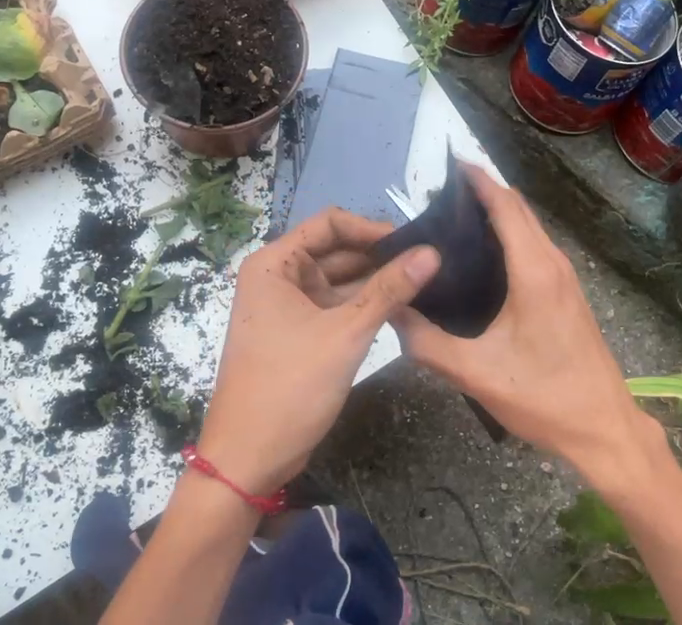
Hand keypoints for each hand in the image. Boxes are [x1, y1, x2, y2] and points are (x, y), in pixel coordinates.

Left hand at [196, 208, 439, 495]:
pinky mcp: (299, 333)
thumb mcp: (345, 334)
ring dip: (376, 282)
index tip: (414, 242)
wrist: (249, 459)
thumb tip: (433, 252)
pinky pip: (336, 306)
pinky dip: (364, 305)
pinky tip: (403, 306)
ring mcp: (287, 306)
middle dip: (379, 256)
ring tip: (426, 281)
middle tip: (430, 262)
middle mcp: (278, 277)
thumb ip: (390, 290)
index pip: (330, 224)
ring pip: (339, 280)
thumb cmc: (290, 387)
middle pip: (336, 250)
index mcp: (274, 265)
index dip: (372, 229)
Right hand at [391, 167, 654, 479]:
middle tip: (436, 198)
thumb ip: (427, 343)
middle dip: (482, 192)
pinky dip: (510, 235)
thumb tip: (391, 313)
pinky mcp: (567, 293)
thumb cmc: (544, 398)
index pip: (505, 206)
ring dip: (498, 213)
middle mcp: (553, 263)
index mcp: (534, 271)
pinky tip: (482, 258)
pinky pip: (535, 246)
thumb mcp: (476, 373)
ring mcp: (565, 277)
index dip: (478, 180)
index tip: (449, 163)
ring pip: (529, 227)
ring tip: (452, 222)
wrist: (605, 429)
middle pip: (518, 209)